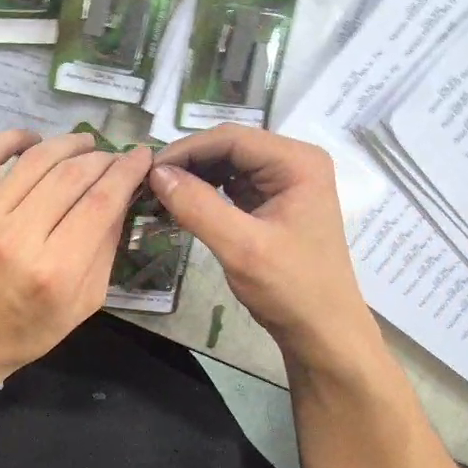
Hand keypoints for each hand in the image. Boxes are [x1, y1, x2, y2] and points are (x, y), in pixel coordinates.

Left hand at [0, 130, 153, 382]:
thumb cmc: (29, 329)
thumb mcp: (84, 303)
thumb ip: (106, 249)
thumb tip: (122, 196)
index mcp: (57, 269)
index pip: (102, 201)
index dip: (127, 172)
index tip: (141, 157)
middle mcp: (21, 238)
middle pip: (73, 175)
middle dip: (103, 158)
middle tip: (115, 157)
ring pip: (36, 159)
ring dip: (68, 144)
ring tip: (85, 144)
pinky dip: (12, 138)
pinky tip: (34, 140)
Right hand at [150, 124, 380, 370]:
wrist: (321, 329)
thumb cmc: (290, 287)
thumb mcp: (241, 247)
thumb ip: (198, 206)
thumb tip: (156, 174)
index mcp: (297, 162)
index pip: (231, 138)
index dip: (185, 150)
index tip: (147, 172)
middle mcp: (294, 163)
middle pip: (229, 148)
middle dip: (186, 163)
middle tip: (146, 185)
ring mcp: (284, 183)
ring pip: (226, 166)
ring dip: (192, 178)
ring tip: (156, 196)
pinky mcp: (272, 204)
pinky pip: (231, 187)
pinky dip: (203, 194)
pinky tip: (178, 207)